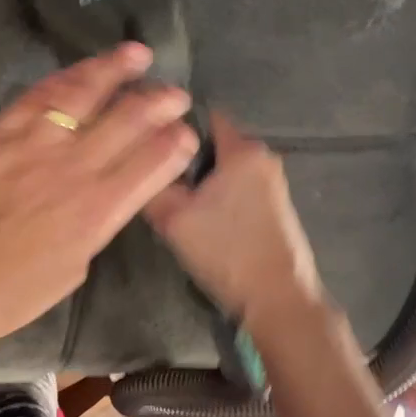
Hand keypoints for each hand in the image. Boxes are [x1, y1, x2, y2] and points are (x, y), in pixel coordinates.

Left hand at [0, 43, 200, 339]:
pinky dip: (63, 79)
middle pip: (127, 118)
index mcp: (96, 208)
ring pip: (81, 93)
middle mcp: (70, 167)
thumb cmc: (18, 289)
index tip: (187, 131)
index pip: (152, 160)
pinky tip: (79, 71)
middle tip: (175, 93)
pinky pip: (35, 97)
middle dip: (159, 101)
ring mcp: (31, 145)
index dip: (176, 141)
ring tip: (136, 54)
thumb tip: (111, 185)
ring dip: (113, 69)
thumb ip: (99, 217)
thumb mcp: (78, 263)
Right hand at [143, 113, 325, 320]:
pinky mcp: (274, 207)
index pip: (201, 116)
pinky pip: (234, 188)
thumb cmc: (226, 251)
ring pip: (221, 169)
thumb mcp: (172, 217)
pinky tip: (196, 219)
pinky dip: (214, 196)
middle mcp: (263, 157)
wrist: (278, 300)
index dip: (170, 125)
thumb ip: (151, 184)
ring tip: (169, 200)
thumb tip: (137, 164)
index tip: (144, 141)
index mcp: (243, 149)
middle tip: (150, 177)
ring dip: (197, 181)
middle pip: (209, 144)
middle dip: (181, 158)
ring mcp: (272, 184)